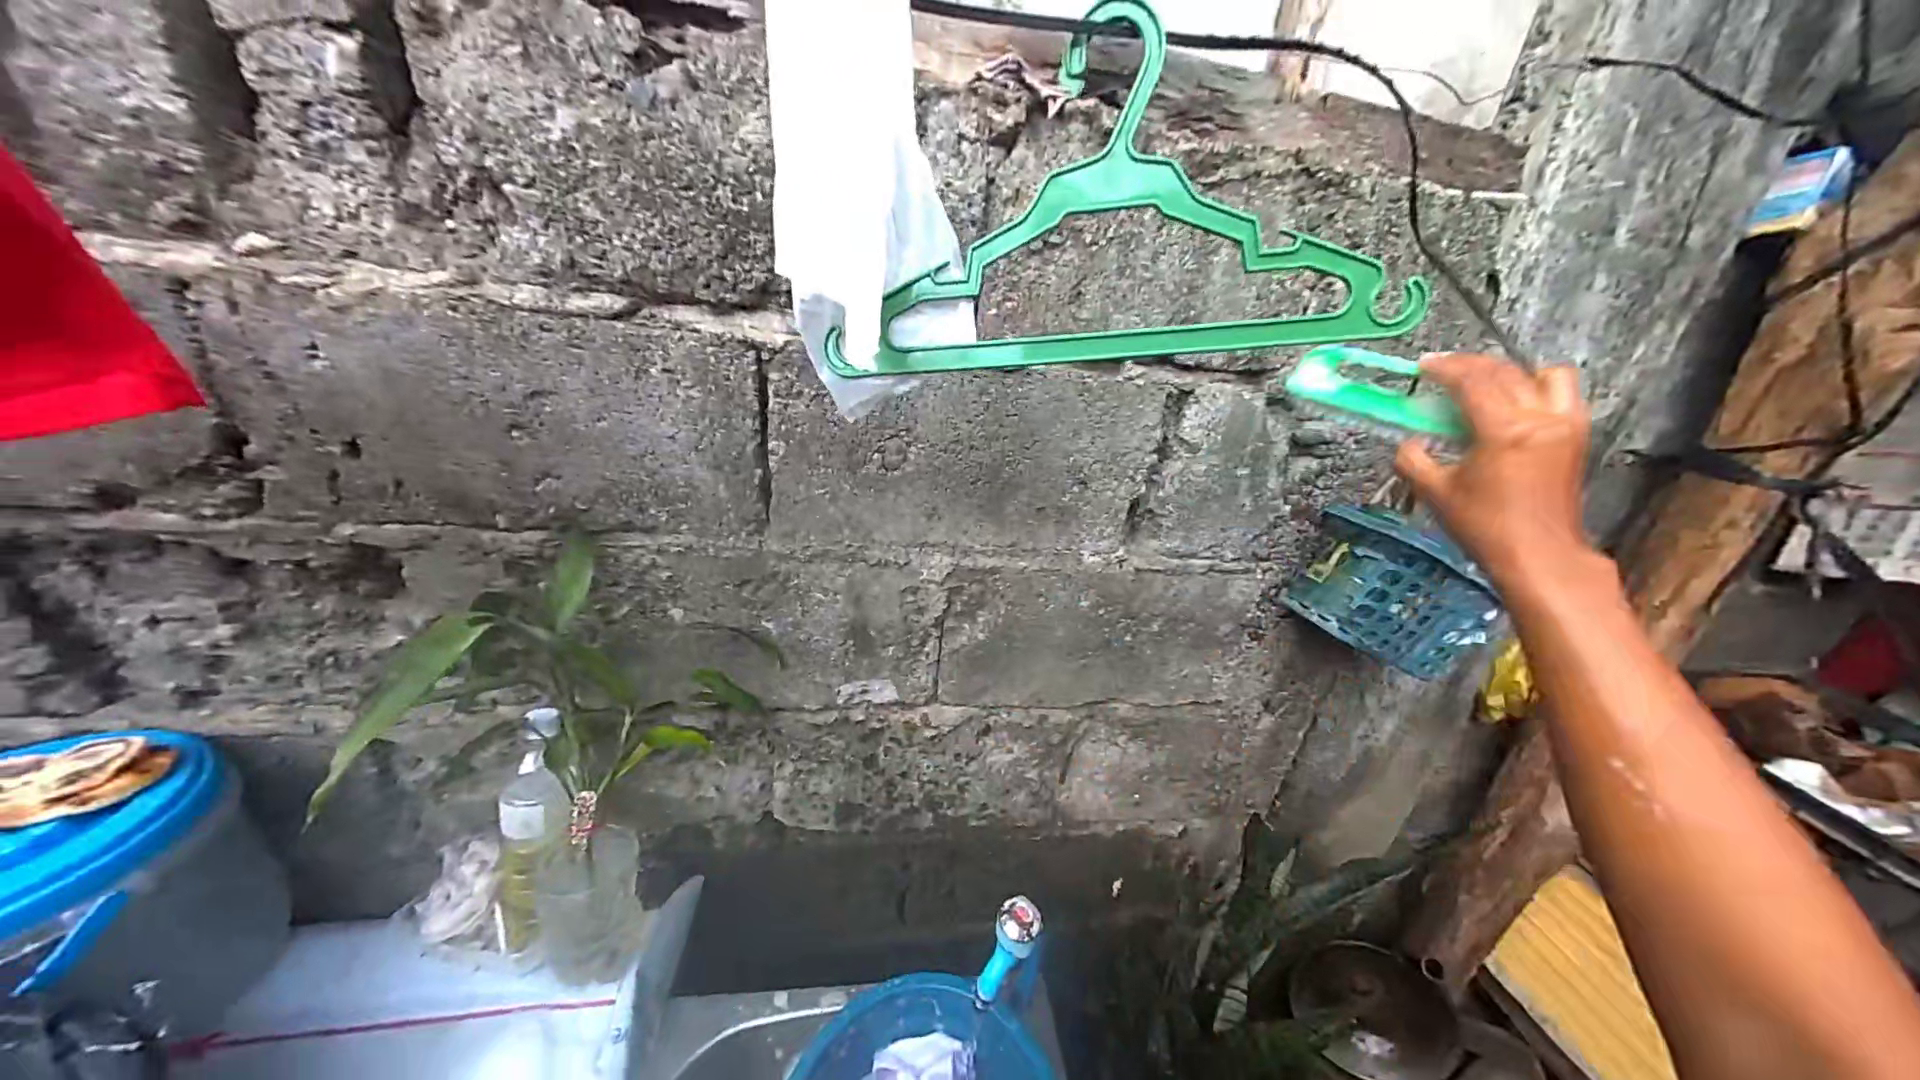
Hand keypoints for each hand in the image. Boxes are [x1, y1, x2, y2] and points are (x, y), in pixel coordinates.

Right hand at [1394, 353, 1593, 591]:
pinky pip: (1562, 393)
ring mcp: (1566, 424)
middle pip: (1505, 372)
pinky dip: (1536, 387)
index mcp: (1504, 431)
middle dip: (1470, 365)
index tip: (1423, 365)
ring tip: (1484, 384)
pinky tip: (1513, 403)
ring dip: (1510, 372)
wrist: (1538, 553)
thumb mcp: (1434, 493)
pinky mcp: (1576, 435)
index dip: (1445, 368)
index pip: (1473, 382)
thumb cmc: (1484, 525)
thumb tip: (1409, 442)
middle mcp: (1540, 418)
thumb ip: (1413, 460)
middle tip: (1443, 369)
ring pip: (1542, 375)